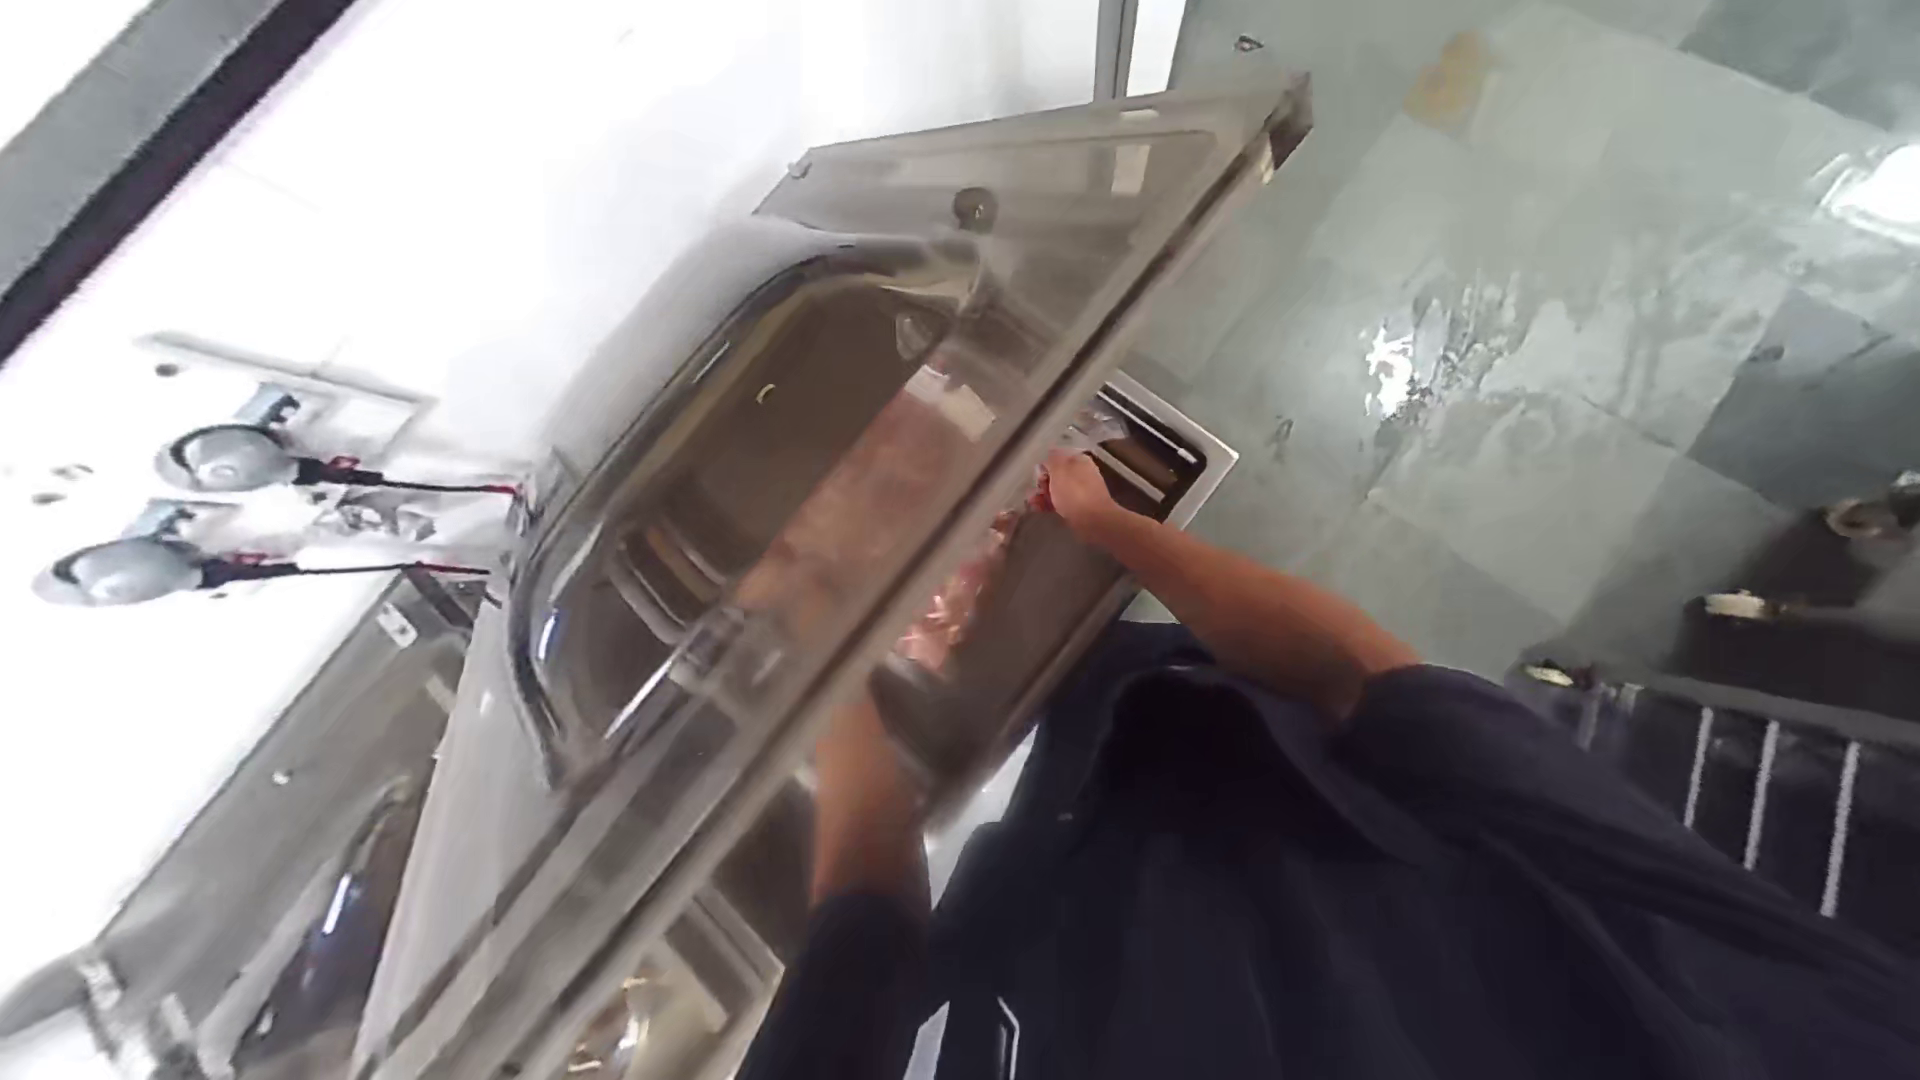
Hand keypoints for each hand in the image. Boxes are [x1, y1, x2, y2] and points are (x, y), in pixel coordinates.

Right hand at [1039, 448, 1126, 542]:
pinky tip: (1038, 508)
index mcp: (1078, 460)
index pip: (1057, 457)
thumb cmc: (1074, 491)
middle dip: (1042, 482)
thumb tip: (1047, 459)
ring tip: (1032, 502)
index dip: (1045, 465)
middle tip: (1035, 491)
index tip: (1038, 475)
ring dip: (1042, 495)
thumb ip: (1051, 460)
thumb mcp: (1059, 469)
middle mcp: (1081, 473)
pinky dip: (1048, 504)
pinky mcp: (1078, 507)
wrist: (1093, 519)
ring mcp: (1080, 491)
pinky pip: (1060, 502)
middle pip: (1056, 475)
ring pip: (1056, 489)